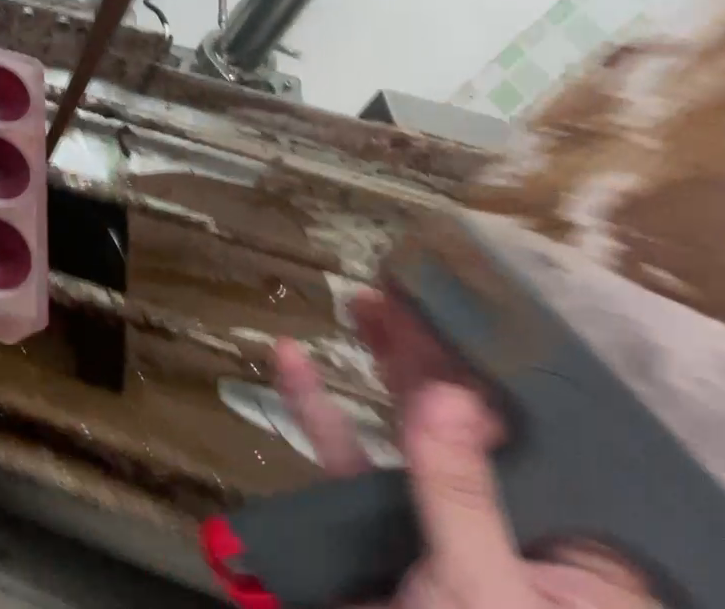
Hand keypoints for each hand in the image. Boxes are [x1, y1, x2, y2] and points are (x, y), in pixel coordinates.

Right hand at [276, 292, 652, 607]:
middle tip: (405, 288)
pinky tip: (291, 364)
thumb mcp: (481, 588)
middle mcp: (512, 526)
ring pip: (409, 432)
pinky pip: (347, 463)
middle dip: (438, 354)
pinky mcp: (375, 530)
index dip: (514, 372)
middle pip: (476, 422)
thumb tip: (451, 396)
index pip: (551, 441)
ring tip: (360, 306)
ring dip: (379, 369)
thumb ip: (462, 493)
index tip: (477, 309)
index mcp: (575, 550)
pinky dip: (317, 412)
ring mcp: (437, 526)